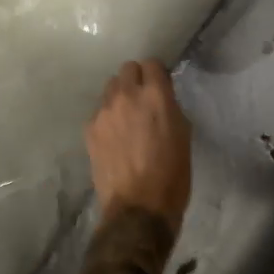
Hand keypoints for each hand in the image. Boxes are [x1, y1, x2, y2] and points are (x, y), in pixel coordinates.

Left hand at [85, 59, 191, 229]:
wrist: (138, 210)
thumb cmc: (172, 174)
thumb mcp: (183, 133)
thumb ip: (170, 106)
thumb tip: (161, 99)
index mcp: (155, 94)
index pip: (152, 63)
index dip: (157, 74)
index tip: (161, 87)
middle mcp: (127, 95)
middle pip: (128, 69)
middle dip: (137, 79)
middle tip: (143, 100)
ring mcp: (104, 112)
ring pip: (111, 87)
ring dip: (120, 95)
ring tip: (126, 117)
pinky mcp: (90, 130)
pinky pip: (100, 111)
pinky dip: (108, 117)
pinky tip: (114, 137)